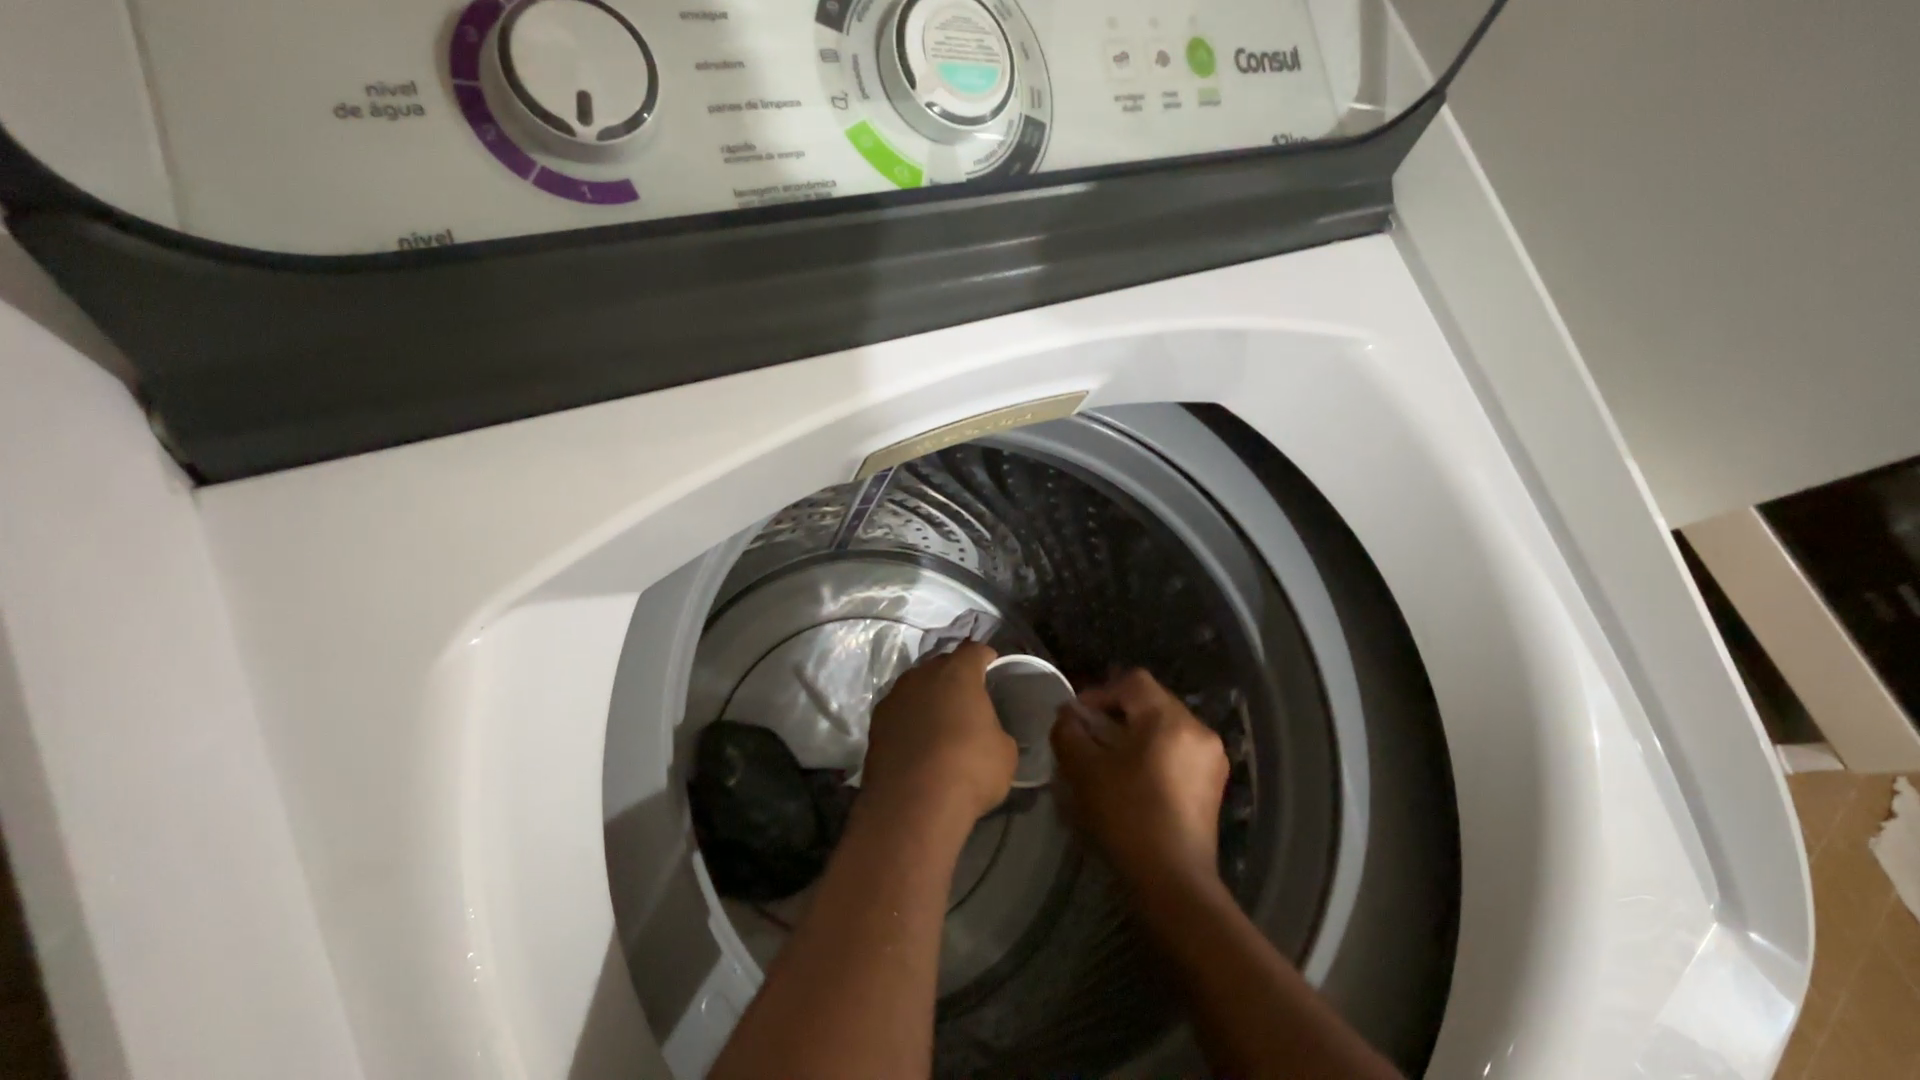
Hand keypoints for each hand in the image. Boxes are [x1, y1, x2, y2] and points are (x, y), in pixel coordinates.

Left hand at [863, 642, 1017, 821]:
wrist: (912, 804)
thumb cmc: (969, 769)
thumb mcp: (1004, 753)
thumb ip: (996, 732)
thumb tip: (988, 735)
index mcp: (958, 674)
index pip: (974, 650)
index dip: (985, 657)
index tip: (992, 666)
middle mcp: (921, 676)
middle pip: (941, 665)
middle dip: (954, 677)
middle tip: (967, 698)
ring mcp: (893, 699)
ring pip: (915, 688)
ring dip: (928, 699)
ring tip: (940, 722)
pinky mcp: (875, 726)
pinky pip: (899, 713)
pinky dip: (909, 722)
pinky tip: (917, 743)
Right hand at [1050, 669, 1229, 887]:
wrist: (1172, 879)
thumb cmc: (1127, 816)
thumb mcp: (1085, 771)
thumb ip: (1070, 733)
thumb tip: (1068, 716)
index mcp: (1171, 719)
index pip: (1133, 682)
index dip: (1099, 692)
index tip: (1076, 718)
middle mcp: (1199, 730)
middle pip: (1152, 703)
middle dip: (1116, 715)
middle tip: (1088, 739)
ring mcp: (1212, 758)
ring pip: (1165, 729)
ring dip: (1134, 736)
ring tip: (1107, 762)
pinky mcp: (1213, 784)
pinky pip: (1178, 752)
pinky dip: (1153, 756)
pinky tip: (1132, 782)